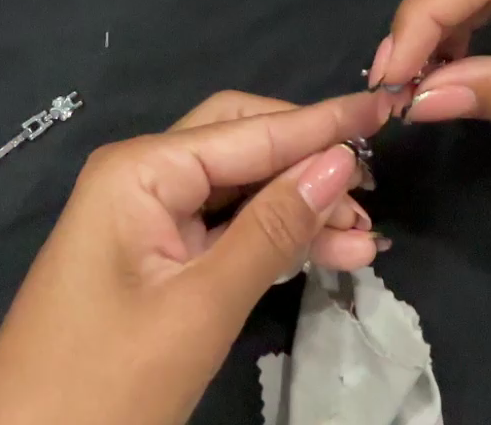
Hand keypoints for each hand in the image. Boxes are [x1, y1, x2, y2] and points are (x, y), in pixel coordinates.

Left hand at [0, 90, 390, 424]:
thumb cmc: (103, 384)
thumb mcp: (201, 307)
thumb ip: (273, 228)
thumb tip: (341, 159)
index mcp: (143, 168)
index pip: (251, 131)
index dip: (323, 121)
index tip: (386, 105)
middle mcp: (144, 174)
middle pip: (245, 144)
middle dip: (309, 161)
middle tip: (373, 184)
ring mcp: (148, 215)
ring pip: (241, 189)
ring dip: (300, 207)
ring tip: (366, 236)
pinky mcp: (155, 255)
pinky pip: (225, 228)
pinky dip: (274, 239)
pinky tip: (328, 252)